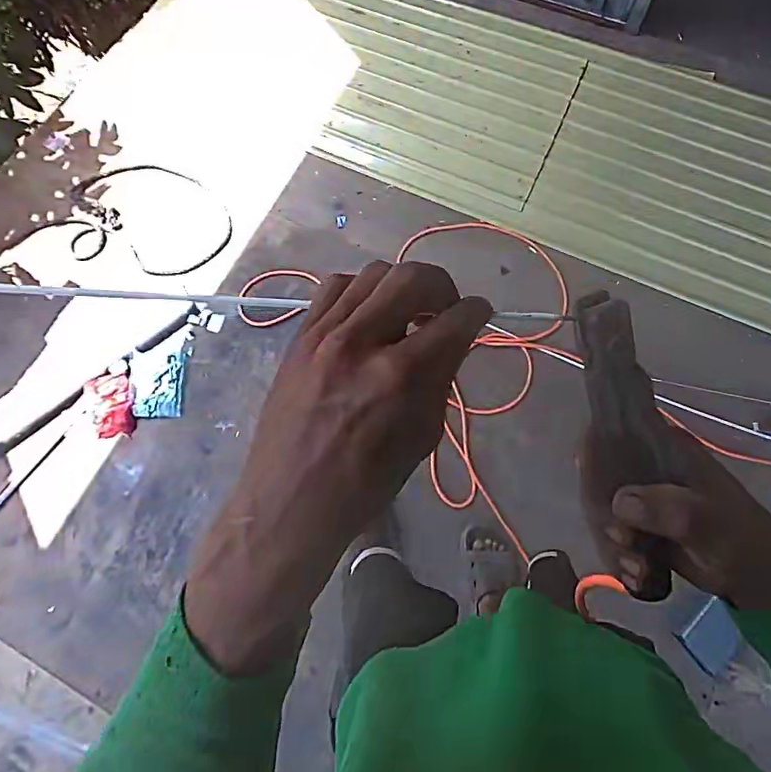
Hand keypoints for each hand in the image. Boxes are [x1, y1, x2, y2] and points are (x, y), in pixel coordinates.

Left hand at [185, 261, 490, 673]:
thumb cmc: (364, 482)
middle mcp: (361, 342)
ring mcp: (324, 334)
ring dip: (401, 286)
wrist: (291, 498)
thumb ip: (441, 378)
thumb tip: (453, 337)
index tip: (480, 311)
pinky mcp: (300, 335)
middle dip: (442, 286)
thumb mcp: (422, 436)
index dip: (477, 311)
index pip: (454, 321)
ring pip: (373, 273)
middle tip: (445, 308)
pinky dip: (360, 290)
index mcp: (399, 377)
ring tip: (406, 311)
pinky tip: (367, 314)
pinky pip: (334, 287)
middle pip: (412, 277)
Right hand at [597, 433, 770, 610]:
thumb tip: (619, 503)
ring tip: (638, 570)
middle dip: (603, 514)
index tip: (601, 495)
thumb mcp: (706, 520)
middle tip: (624, 545)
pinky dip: (617, 554)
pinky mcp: (641, 522)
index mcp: (664, 445)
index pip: (614, 432)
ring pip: (602, 505)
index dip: (597, 457)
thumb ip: (665, 508)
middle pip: (599, 473)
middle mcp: (647, 463)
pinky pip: (611, 529)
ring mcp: (643, 493)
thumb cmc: (741, 541)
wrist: (763, 585)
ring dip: (611, 541)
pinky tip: (636, 575)